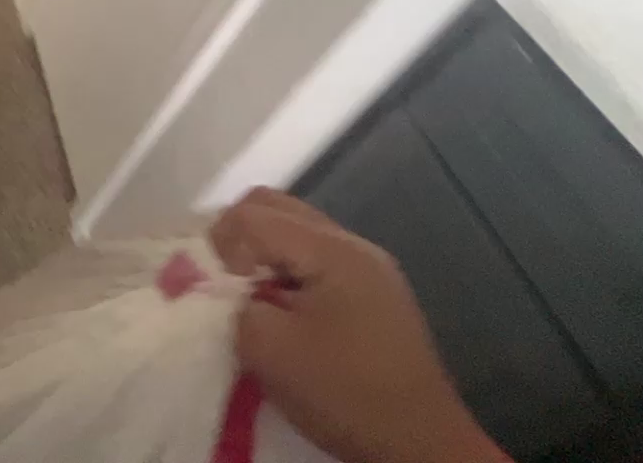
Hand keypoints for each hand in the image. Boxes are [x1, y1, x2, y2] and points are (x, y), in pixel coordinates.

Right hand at [211, 188, 511, 462]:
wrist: (424, 452)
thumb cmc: (343, 394)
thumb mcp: (267, 347)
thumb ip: (229, 300)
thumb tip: (218, 284)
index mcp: (332, 251)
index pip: (250, 216)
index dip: (219, 245)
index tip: (218, 288)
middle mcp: (352, 245)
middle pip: (271, 204)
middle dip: (235, 234)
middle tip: (225, 276)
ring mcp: (366, 265)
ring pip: (290, 223)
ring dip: (259, 248)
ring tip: (249, 290)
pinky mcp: (370, 288)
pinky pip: (310, 251)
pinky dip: (282, 264)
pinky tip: (279, 301)